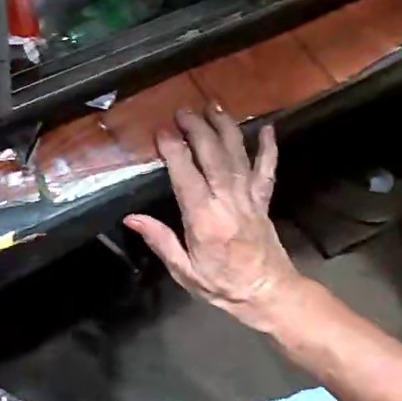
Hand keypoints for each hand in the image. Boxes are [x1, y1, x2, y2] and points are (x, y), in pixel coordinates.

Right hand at [123, 105, 302, 331]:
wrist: (270, 294)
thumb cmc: (222, 285)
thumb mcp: (184, 270)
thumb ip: (160, 241)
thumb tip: (131, 218)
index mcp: (205, 220)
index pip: (186, 176)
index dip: (173, 151)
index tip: (160, 131)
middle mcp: (228, 202)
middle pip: (212, 157)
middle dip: (197, 130)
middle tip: (181, 111)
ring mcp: (249, 198)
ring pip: (237, 156)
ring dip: (225, 129)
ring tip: (213, 106)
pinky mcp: (263, 201)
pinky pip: (267, 170)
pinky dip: (268, 148)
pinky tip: (267, 129)